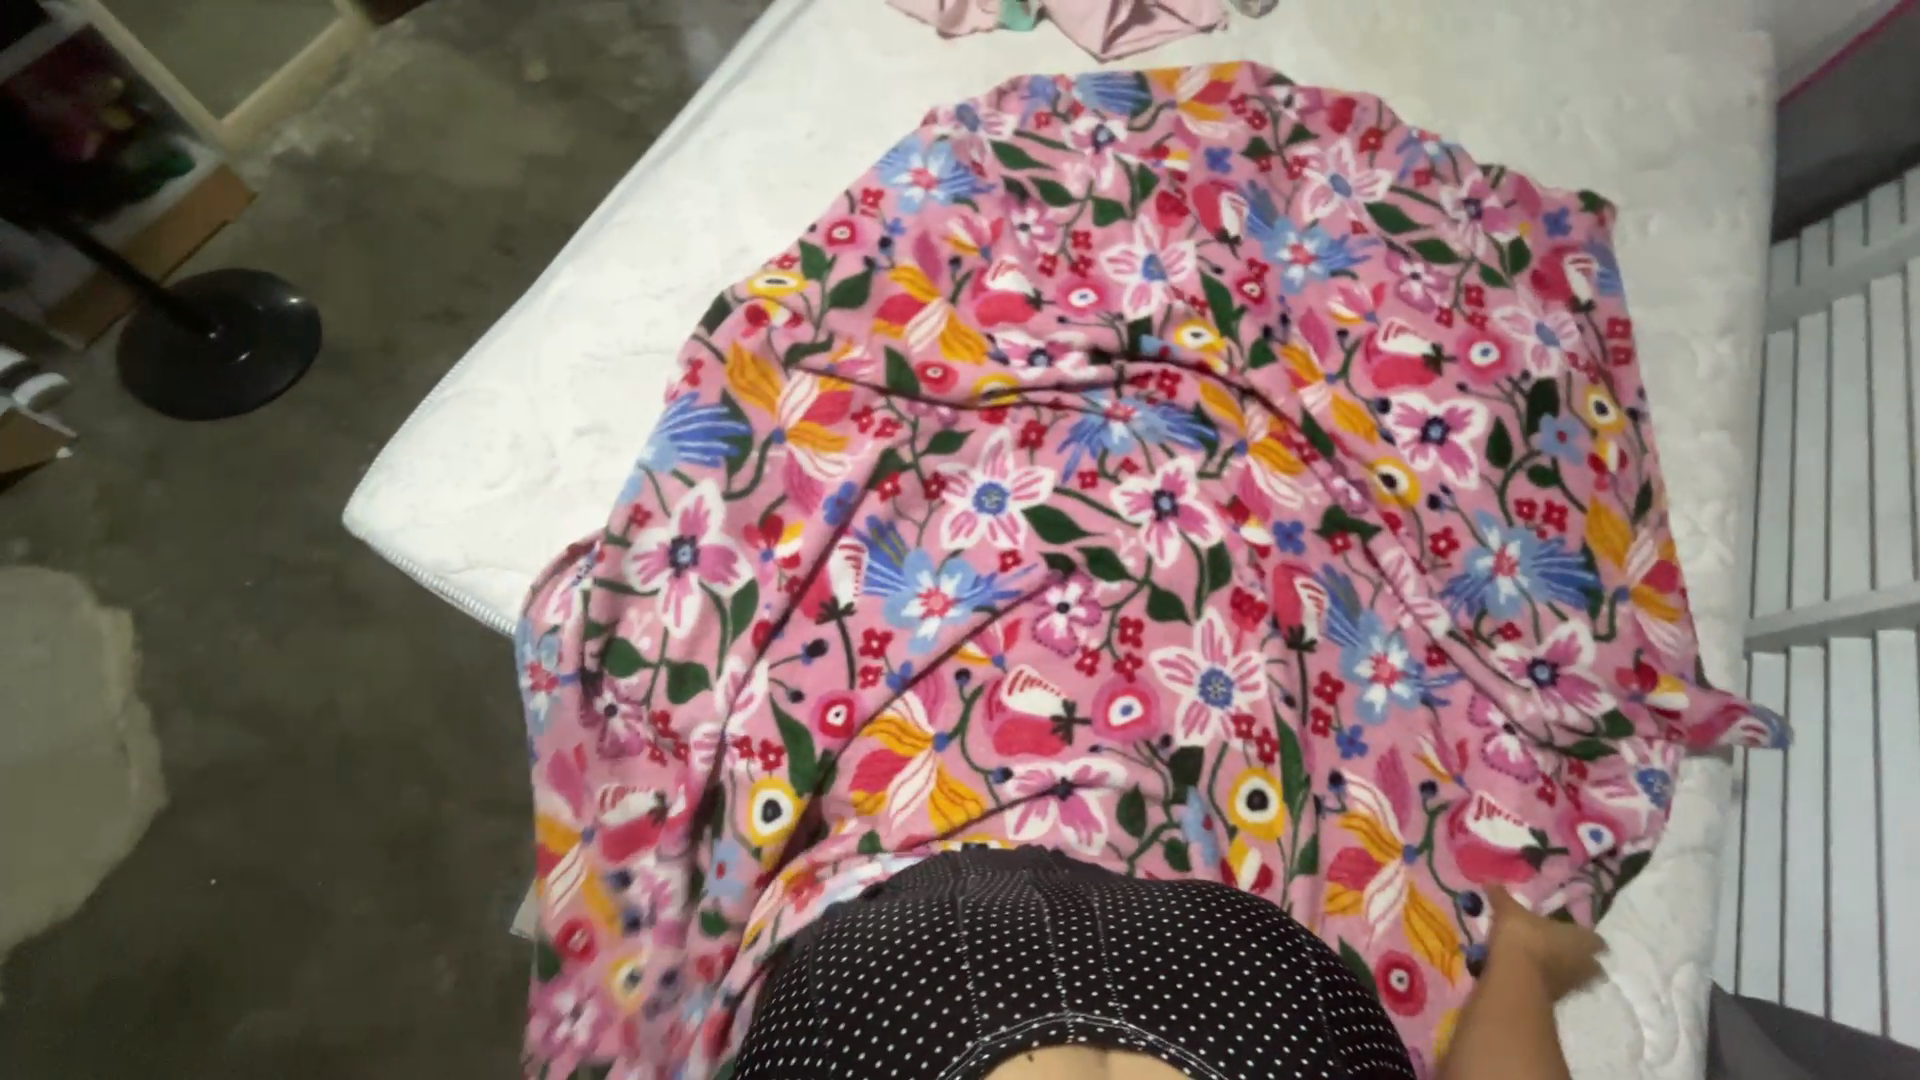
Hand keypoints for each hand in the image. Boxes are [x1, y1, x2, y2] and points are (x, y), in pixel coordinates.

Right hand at [1484, 885, 1604, 1000]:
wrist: (1516, 976)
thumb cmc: (1523, 936)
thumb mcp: (1508, 910)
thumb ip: (1502, 897)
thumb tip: (1491, 882)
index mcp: (1582, 939)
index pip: (1595, 939)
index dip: (1584, 935)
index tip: (1571, 931)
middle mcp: (1586, 963)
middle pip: (1592, 963)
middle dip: (1579, 957)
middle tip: (1559, 948)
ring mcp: (1574, 984)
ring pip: (1576, 977)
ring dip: (1564, 971)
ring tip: (1542, 961)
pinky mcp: (1559, 998)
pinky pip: (1558, 986)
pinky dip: (1548, 981)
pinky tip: (1531, 973)